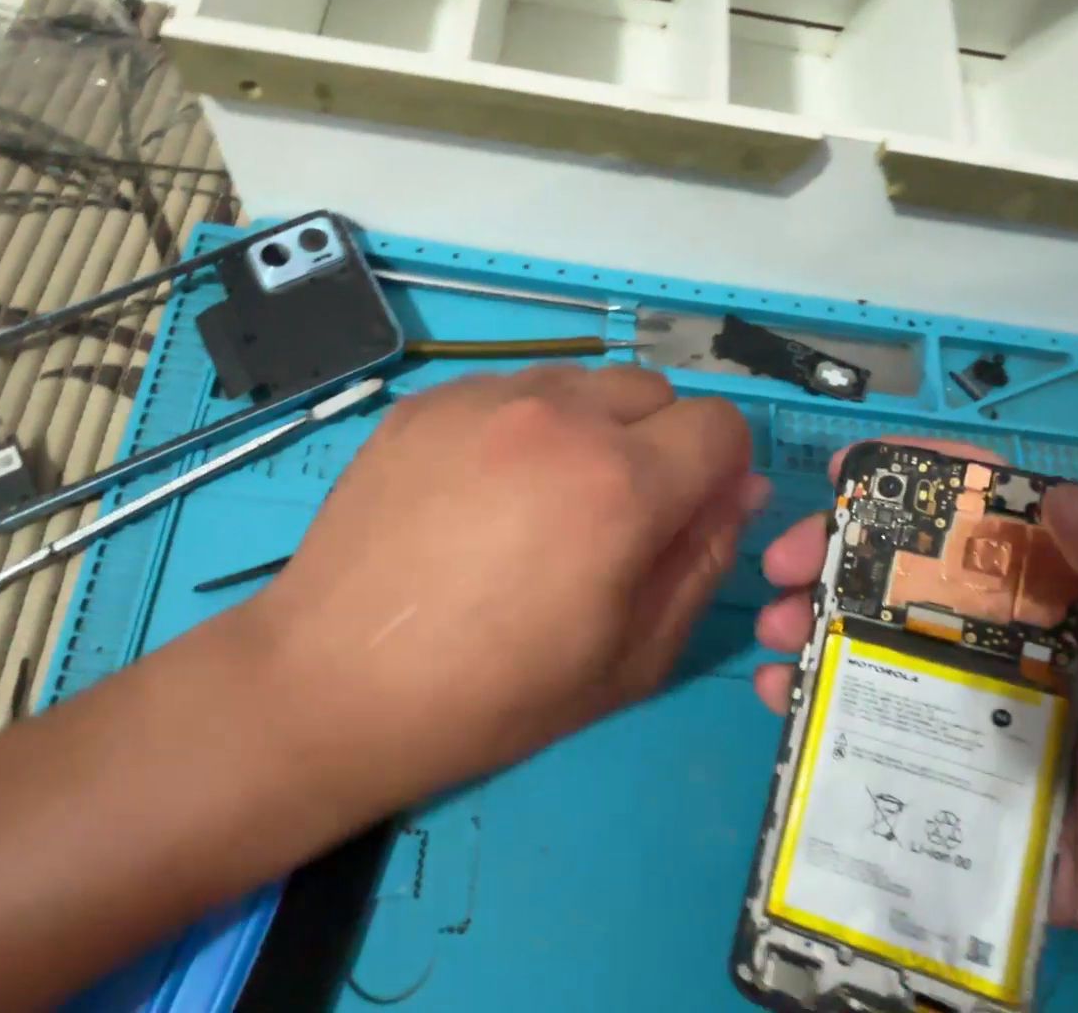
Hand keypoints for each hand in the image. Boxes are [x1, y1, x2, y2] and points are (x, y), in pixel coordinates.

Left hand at [243, 366, 764, 814]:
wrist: (340, 683)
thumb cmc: (496, 694)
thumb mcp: (633, 657)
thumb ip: (703, 560)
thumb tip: (736, 492)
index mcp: (622, 483)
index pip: (721, 426)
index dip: (718, 472)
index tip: (685, 513)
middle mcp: (558, 416)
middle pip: (655, 392)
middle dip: (658, 445)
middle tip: (610, 515)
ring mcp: (484, 399)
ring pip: (581, 383)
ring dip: (590, 429)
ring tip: (540, 501)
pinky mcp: (426, 403)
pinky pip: (509, 390)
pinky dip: (521, 427)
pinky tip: (478, 491)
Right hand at [750, 439, 1077, 942]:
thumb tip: (1065, 502)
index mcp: (1054, 576)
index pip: (980, 503)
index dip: (914, 474)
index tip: (849, 469)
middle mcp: (986, 616)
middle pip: (894, 561)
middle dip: (829, 546)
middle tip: (784, 563)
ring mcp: (945, 681)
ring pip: (858, 627)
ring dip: (804, 613)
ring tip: (777, 630)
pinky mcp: (919, 744)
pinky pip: (850, 707)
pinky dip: (805, 690)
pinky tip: (779, 691)